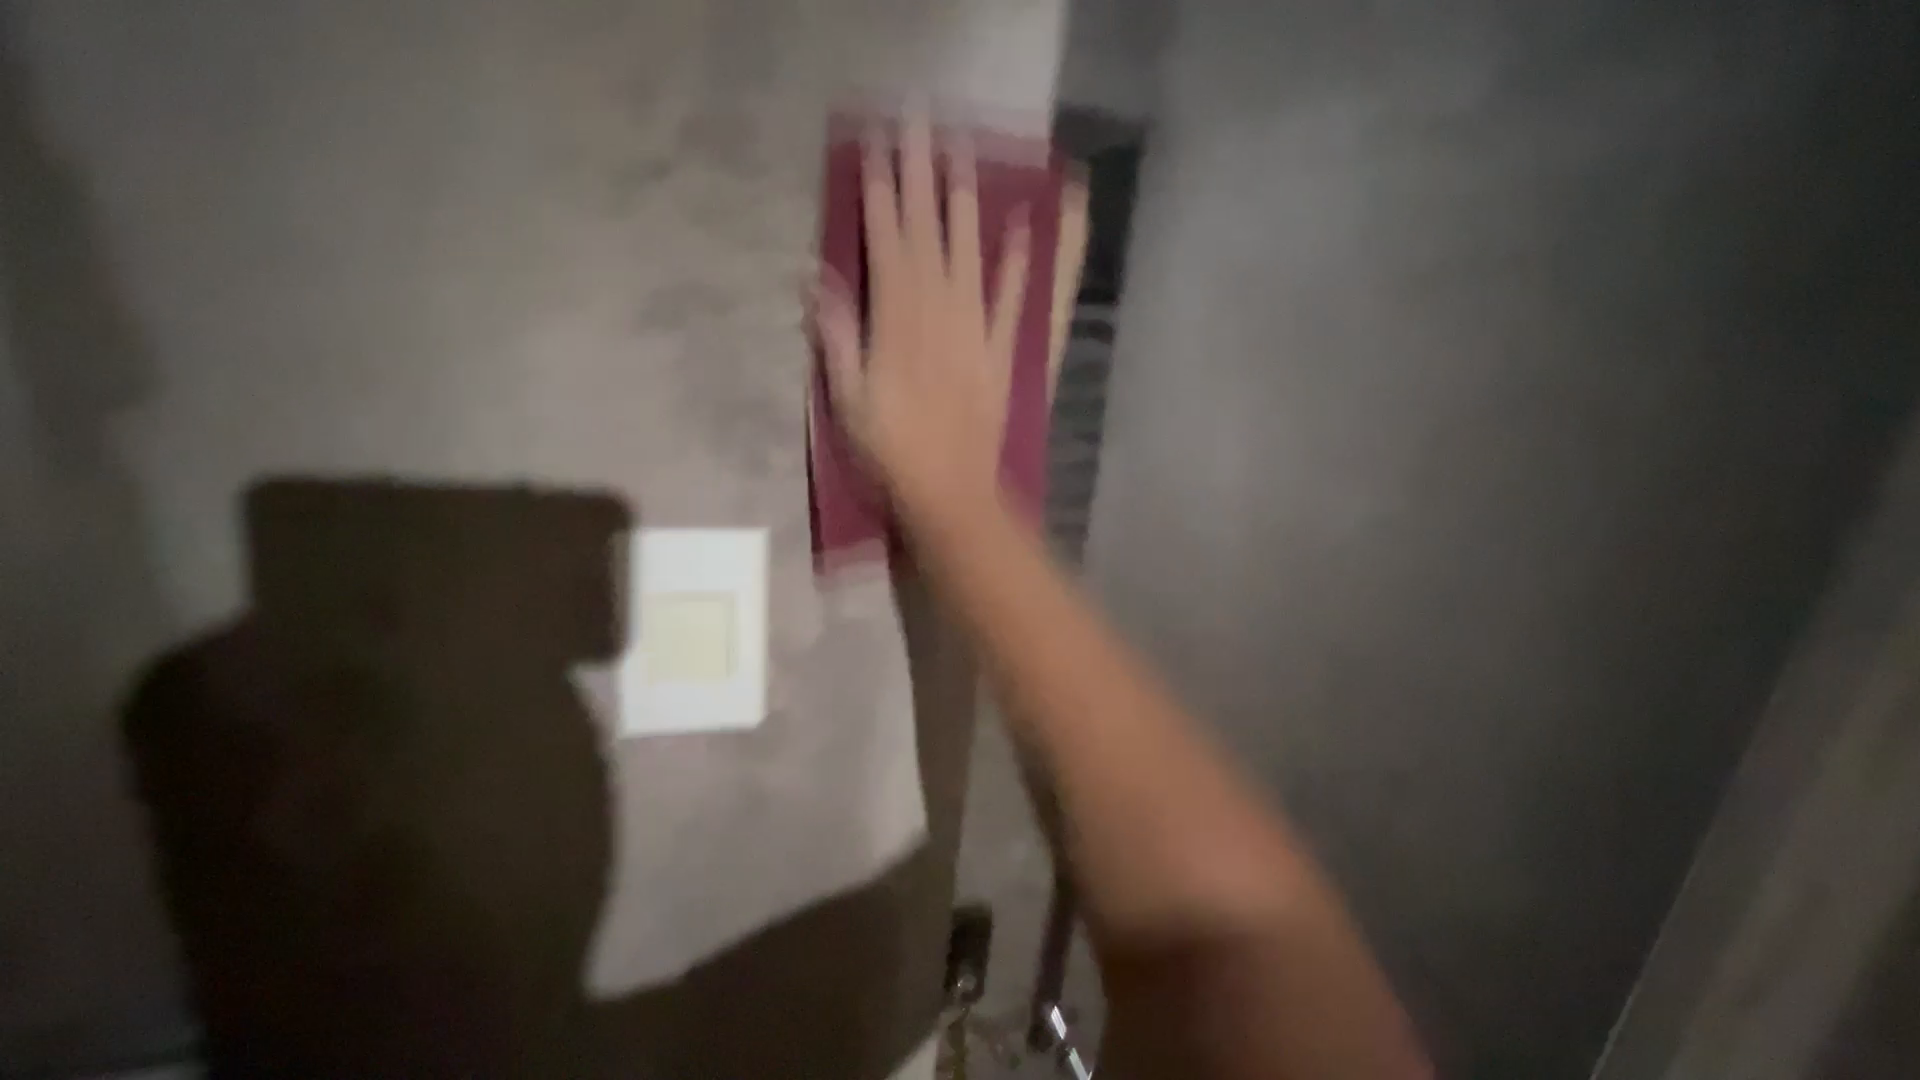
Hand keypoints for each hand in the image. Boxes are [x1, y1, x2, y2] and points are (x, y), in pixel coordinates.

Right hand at [811, 112, 1031, 517]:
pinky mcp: (999, 350)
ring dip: (963, 202)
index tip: (873, 145)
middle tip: (918, 121)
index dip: (878, 192)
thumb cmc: (889, 450)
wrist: (950, 490)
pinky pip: (1009, 300)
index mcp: (894, 321)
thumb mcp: (847, 398)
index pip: (885, 241)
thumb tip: (813, 278)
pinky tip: (1018, 227)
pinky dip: (1014, 264)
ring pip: (967, 254)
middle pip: (925, 233)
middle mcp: (936, 313)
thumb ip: (834, 335)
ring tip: (961, 153)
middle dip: (919, 174)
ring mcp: (972, 329)